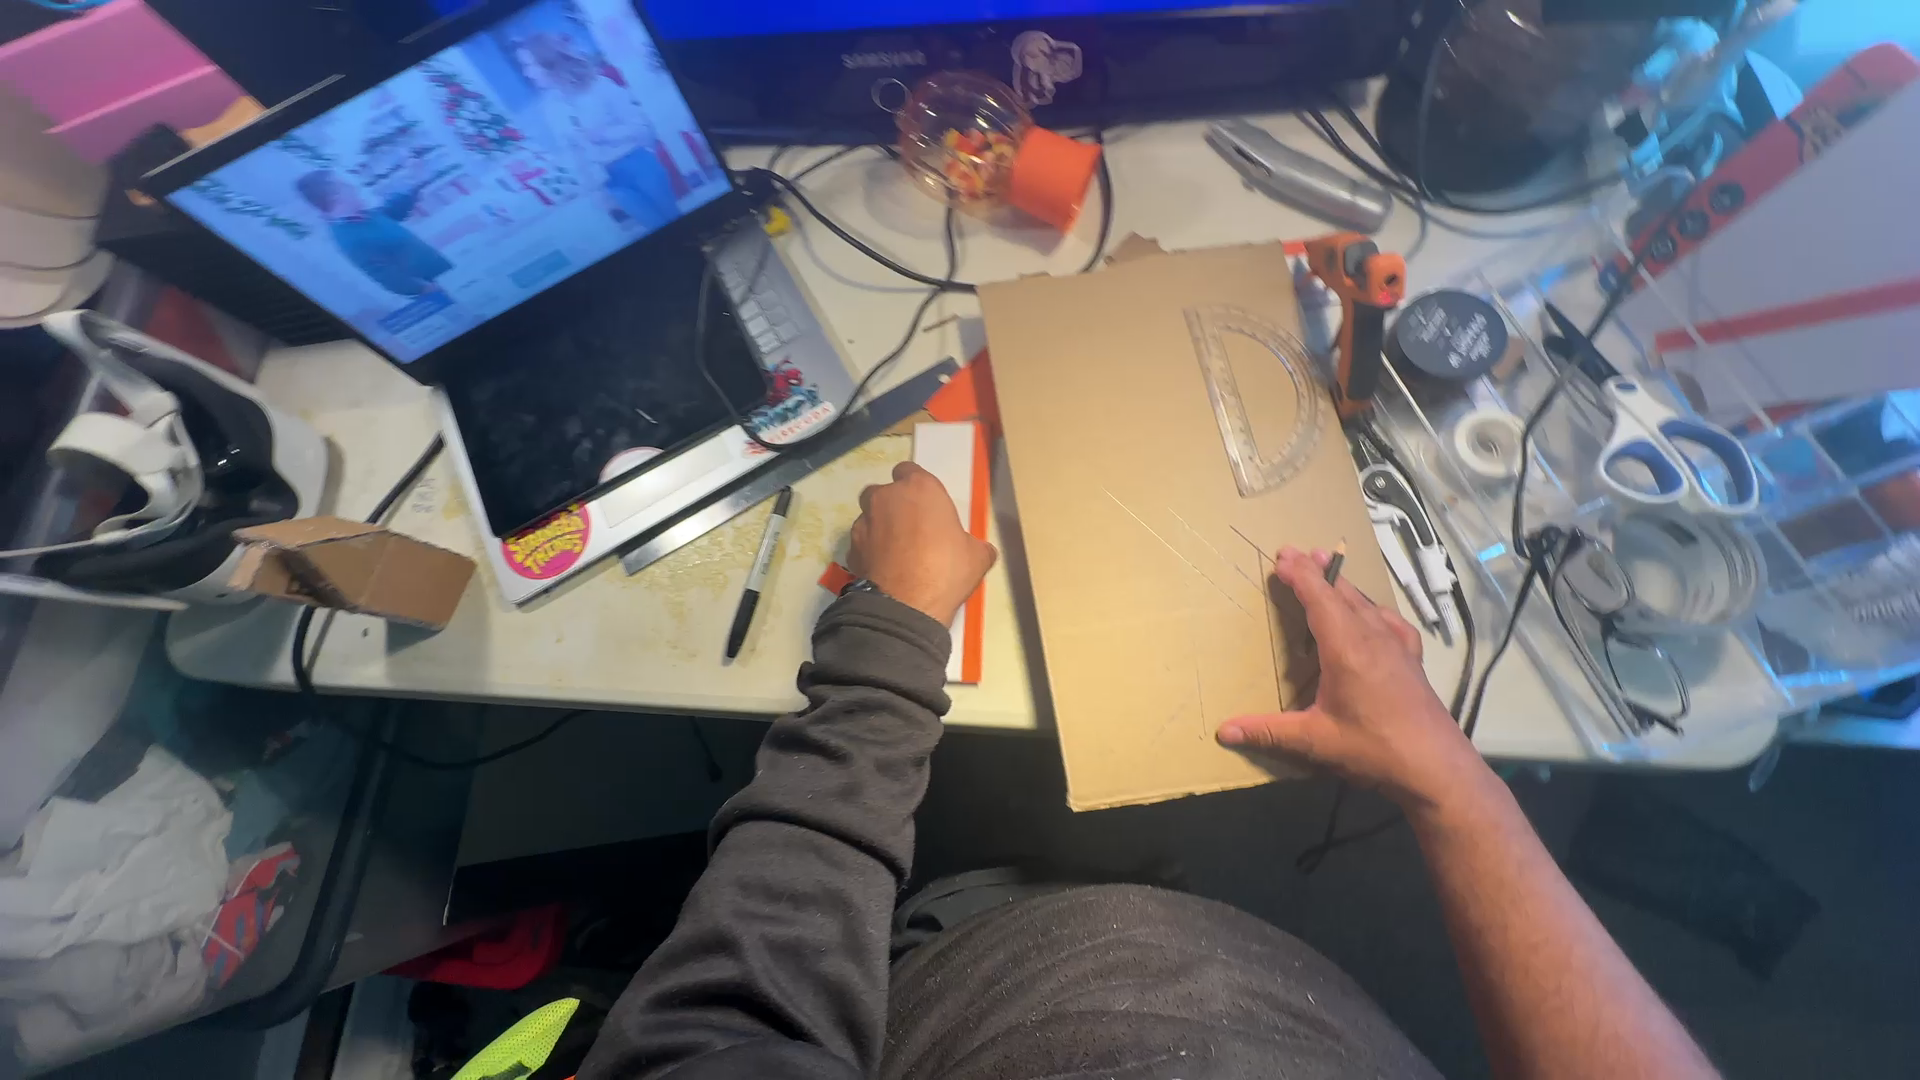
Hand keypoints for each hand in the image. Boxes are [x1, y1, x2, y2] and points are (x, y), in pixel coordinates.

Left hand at [849, 461, 996, 624]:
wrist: (905, 606)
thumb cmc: (946, 571)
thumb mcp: (977, 557)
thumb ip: (975, 545)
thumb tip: (981, 550)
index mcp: (919, 488)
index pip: (910, 471)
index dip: (917, 488)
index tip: (927, 507)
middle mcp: (886, 497)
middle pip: (884, 492)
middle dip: (894, 505)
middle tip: (911, 529)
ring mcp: (864, 522)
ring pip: (869, 517)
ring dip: (880, 528)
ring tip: (896, 553)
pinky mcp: (850, 549)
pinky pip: (862, 543)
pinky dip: (870, 551)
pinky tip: (884, 569)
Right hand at [1217, 547, 1482, 812]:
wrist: (1439, 772)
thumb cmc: (1375, 750)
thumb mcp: (1316, 741)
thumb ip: (1269, 731)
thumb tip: (1224, 730)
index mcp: (1347, 650)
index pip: (1320, 600)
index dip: (1300, 576)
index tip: (1282, 557)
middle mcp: (1373, 640)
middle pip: (1342, 594)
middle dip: (1316, 571)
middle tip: (1293, 552)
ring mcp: (1397, 649)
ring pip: (1366, 604)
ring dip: (1342, 584)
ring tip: (1326, 567)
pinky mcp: (1412, 662)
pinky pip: (1390, 622)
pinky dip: (1373, 608)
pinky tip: (1373, 613)